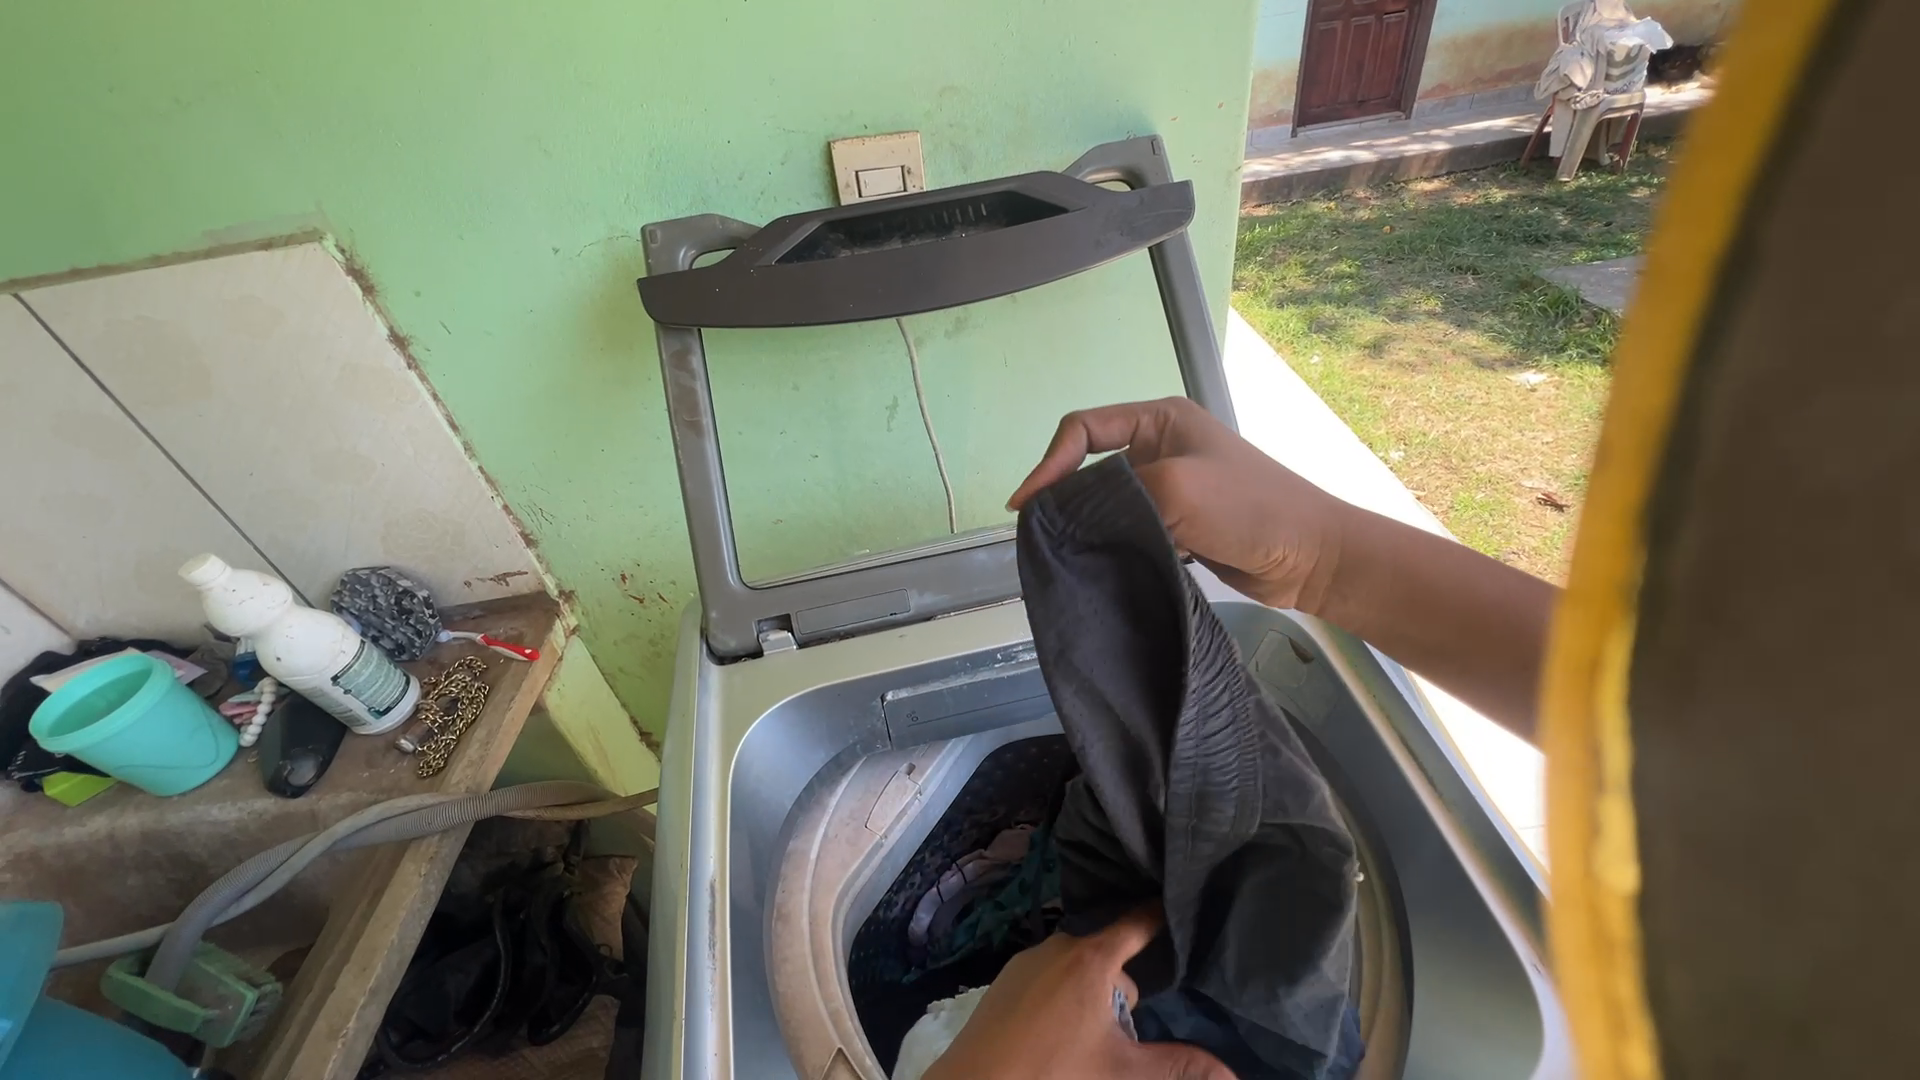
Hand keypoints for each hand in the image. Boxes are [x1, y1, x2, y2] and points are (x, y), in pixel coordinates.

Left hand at [924, 907, 1232, 1079]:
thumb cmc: (1056, 1073)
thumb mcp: (1123, 1073)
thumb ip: (1178, 1067)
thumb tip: (1233, 1073)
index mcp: (1091, 957)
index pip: (1136, 922)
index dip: (1159, 915)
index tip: (1179, 902)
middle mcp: (1059, 944)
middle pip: (1108, 955)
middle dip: (1122, 990)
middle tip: (1120, 1036)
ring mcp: (1028, 958)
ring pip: (1077, 967)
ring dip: (1091, 995)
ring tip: (1085, 1042)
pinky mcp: (1006, 977)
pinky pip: (1049, 975)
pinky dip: (1062, 995)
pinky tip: (1054, 1036)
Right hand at [1008, 397, 1347, 610]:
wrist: (1310, 557)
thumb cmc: (1250, 509)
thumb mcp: (1178, 487)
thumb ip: (1118, 493)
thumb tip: (1072, 515)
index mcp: (1159, 420)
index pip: (1082, 428)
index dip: (1049, 462)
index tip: (1026, 504)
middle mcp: (1158, 446)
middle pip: (1088, 464)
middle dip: (1063, 495)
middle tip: (1040, 532)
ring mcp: (1168, 485)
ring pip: (1107, 499)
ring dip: (1086, 521)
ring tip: (1063, 550)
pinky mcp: (1175, 521)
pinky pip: (1127, 525)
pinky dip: (1110, 541)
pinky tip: (1098, 562)